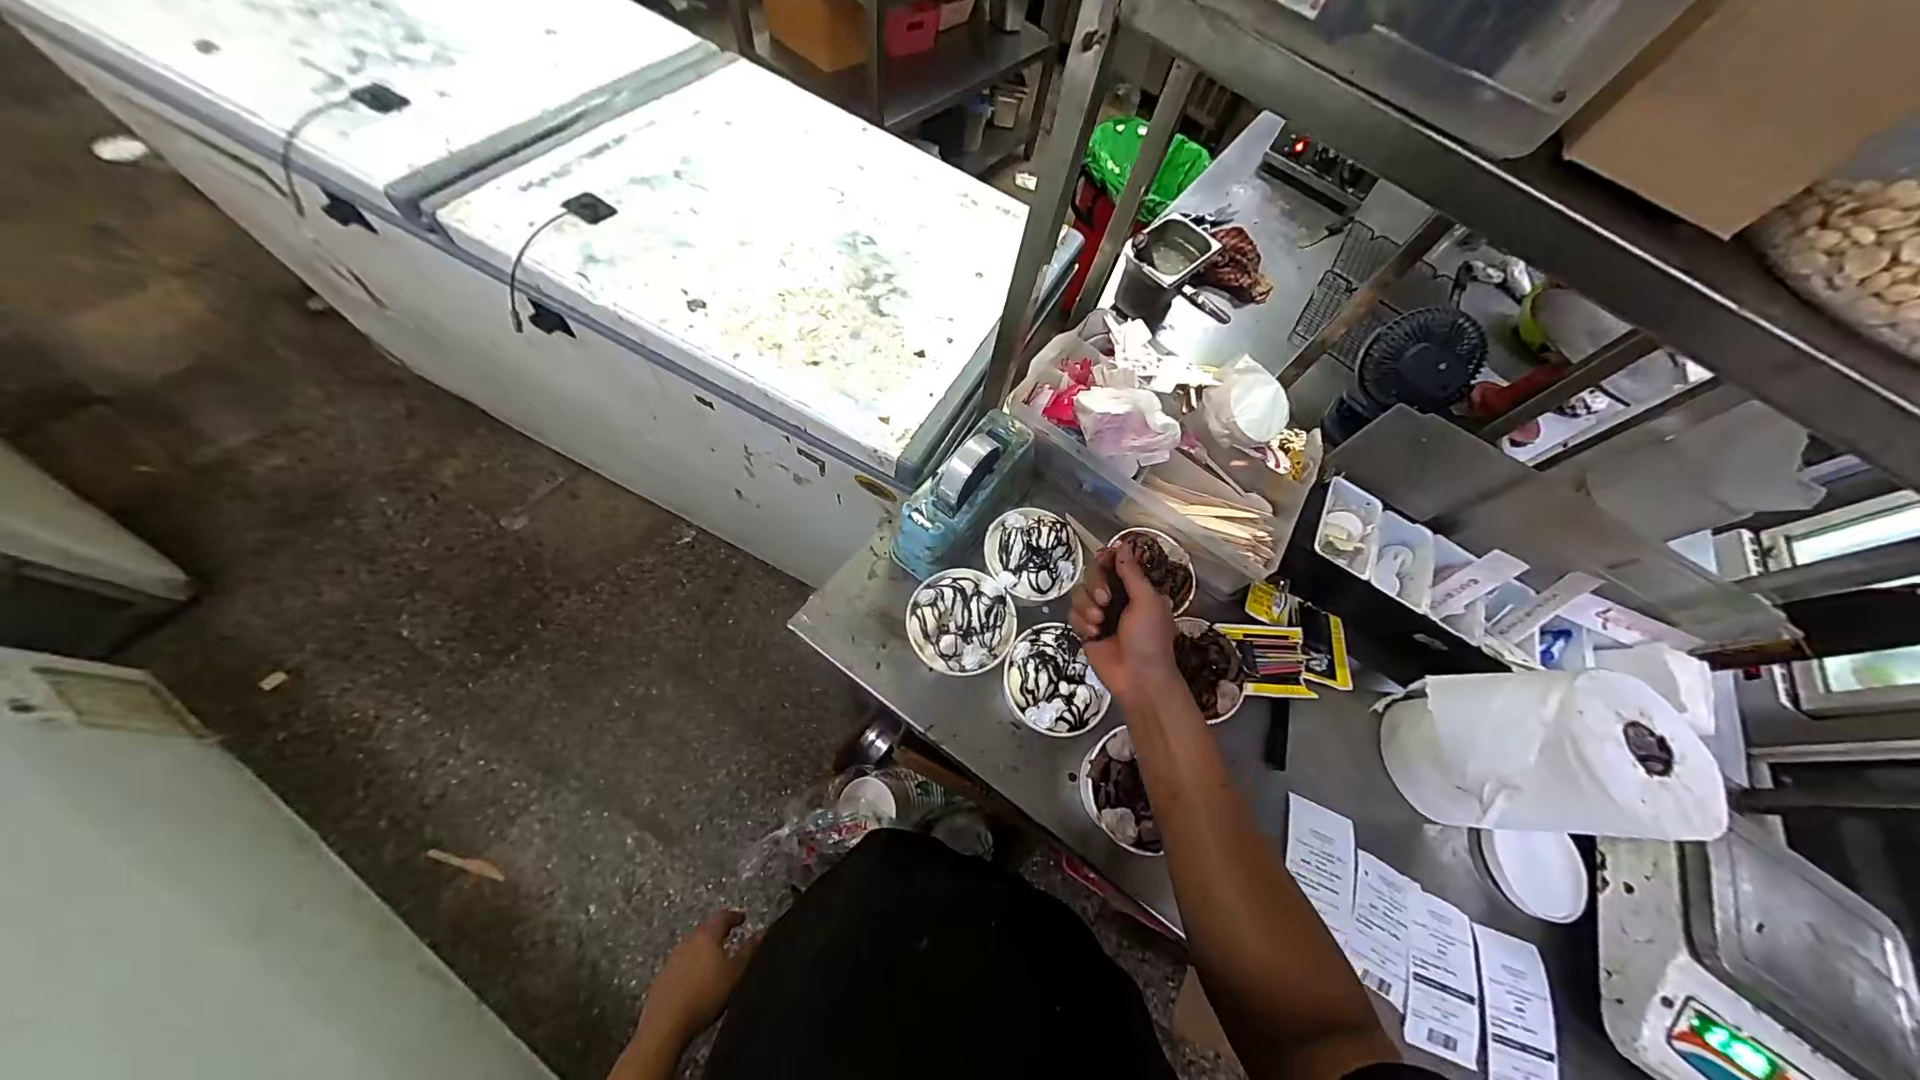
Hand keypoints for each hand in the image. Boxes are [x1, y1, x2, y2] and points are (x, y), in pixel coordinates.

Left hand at [636, 909, 759, 1044]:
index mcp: (707, 935)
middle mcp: (688, 941)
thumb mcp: (735, 973)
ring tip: (715, 954)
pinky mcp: (662, 978)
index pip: (722, 917)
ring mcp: (672, 959)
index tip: (743, 918)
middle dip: (718, 928)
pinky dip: (693, 961)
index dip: (734, 916)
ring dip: (704, 945)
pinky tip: (696, 975)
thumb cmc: (706, 995)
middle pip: (705, 928)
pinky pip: (682, 961)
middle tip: (730, 932)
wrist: (664, 1026)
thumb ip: (749, 950)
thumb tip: (762, 932)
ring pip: (692, 944)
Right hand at [1069, 544, 1179, 708]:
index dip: (1106, 560)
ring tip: (1100, 624)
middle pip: (1092, 576)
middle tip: (1106, 602)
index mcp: (1134, 589)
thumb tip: (1123, 545)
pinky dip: (1082, 624)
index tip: (1103, 561)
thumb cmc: (1150, 638)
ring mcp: (1099, 615)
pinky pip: (1072, 615)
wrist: (1139, 677)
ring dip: (1087, 608)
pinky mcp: (1085, 630)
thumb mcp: (1147, 600)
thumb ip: (1132, 573)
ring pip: (1079, 595)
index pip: (1114, 563)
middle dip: (1096, 587)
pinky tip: (1094, 635)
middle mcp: (1116, 598)